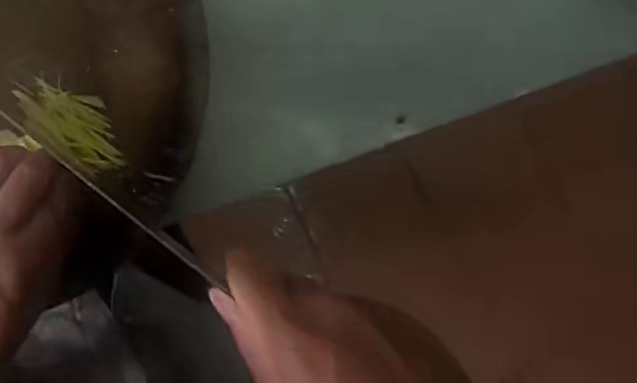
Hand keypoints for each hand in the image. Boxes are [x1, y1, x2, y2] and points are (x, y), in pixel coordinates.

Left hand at [0, 146, 82, 380]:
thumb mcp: (33, 304)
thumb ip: (53, 257)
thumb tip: (73, 217)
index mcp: (18, 263)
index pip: (58, 210)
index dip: (77, 192)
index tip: (87, 186)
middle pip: (32, 175)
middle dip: (55, 166)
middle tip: (66, 168)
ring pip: (1, 160)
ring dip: (24, 156)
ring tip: (36, 162)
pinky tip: (8, 167)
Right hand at [209, 250, 436, 382]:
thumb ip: (250, 342)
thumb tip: (224, 299)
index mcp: (283, 319)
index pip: (243, 264)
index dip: (246, 287)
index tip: (255, 313)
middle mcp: (322, 300)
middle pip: (293, 288)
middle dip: (299, 317)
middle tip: (316, 365)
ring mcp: (370, 309)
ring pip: (337, 306)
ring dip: (339, 331)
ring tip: (359, 378)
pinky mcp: (412, 324)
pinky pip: (376, 322)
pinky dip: (376, 343)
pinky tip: (390, 381)